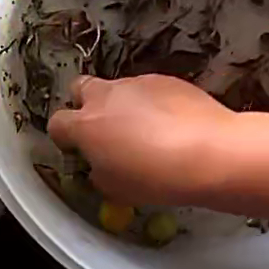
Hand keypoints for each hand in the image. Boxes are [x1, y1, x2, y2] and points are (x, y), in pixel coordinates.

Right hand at [48, 75, 239, 205]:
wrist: (211, 153)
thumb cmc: (158, 178)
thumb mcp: (117, 189)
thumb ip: (99, 173)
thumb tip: (100, 165)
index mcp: (86, 125)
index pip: (57, 124)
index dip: (65, 138)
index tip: (78, 150)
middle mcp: (106, 96)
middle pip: (80, 89)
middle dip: (86, 105)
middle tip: (104, 130)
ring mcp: (138, 83)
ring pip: (118, 89)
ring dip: (123, 106)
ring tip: (148, 133)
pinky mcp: (167, 79)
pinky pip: (149, 90)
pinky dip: (153, 104)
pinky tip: (172, 125)